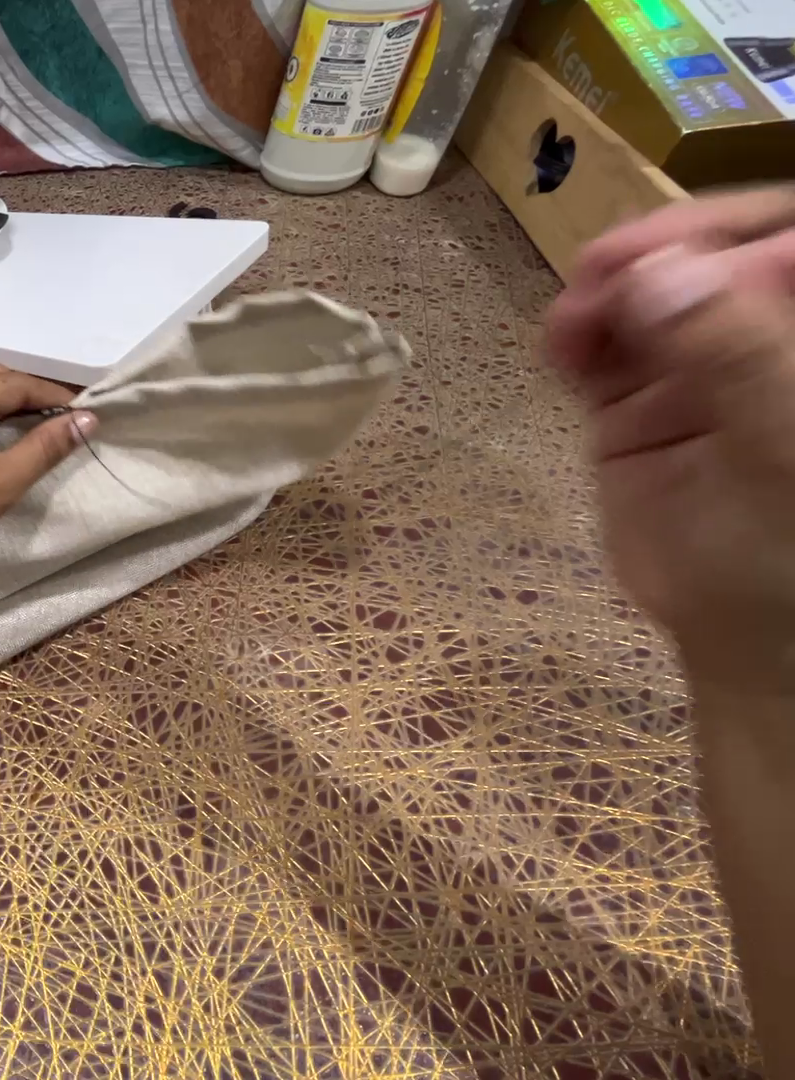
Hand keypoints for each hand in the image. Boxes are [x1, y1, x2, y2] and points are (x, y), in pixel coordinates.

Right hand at [544, 189, 794, 688]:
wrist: (747, 631)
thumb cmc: (791, 553)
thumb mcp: (780, 452)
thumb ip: (736, 358)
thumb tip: (658, 277)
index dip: (742, 231)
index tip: (671, 251)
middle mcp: (773, 337)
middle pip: (722, 258)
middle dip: (662, 256)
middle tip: (598, 277)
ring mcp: (706, 366)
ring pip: (652, 297)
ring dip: (605, 297)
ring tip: (567, 323)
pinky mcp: (638, 401)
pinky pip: (600, 349)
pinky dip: (573, 336)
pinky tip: (558, 344)